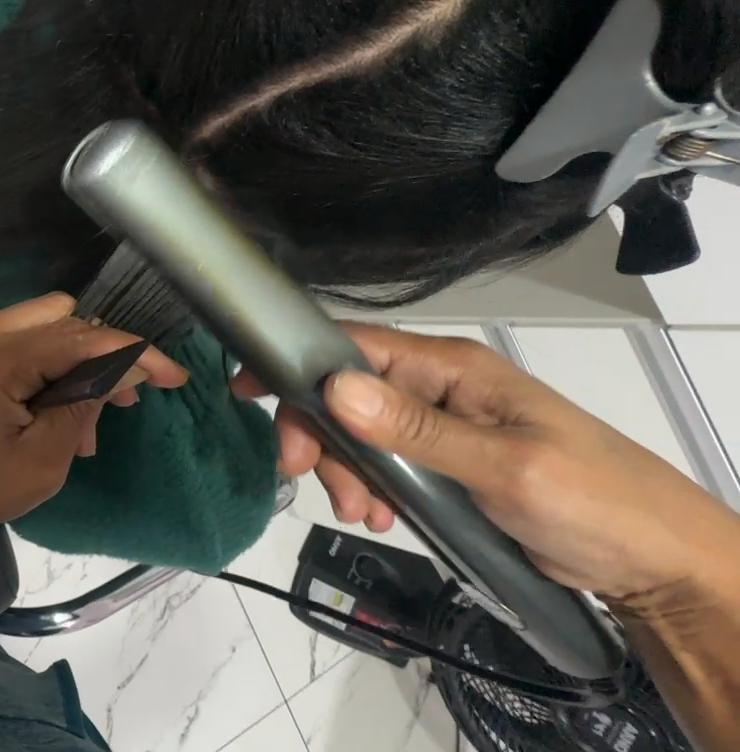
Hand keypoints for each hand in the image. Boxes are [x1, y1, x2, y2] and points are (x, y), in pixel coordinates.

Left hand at [0, 292, 187, 542]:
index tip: (173, 377)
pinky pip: (15, 338)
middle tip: (120, 404)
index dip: (132, 352)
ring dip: (73, 360)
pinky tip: (51, 409)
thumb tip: (125, 367)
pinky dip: (43, 364)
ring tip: (83, 422)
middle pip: (60, 318)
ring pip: (39, 323)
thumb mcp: (42, 461)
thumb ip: (84, 405)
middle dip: (100, 355)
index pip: (78, 338)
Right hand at [238, 324, 739, 610]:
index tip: (247, 391)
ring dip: (344, 471)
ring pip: (354, 432)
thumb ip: (418, 429)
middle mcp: (435, 386)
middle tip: (307, 478)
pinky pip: (379, 462)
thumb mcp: (507, 468)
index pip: (352, 344)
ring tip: (363, 513)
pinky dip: (367, 487)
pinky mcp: (440, 460)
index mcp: (450, 369)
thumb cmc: (600, 503)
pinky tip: (379, 514)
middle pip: (341, 394)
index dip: (294, 361)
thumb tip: (334, 387)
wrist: (665, 568)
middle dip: (319, 436)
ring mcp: (437, 424)